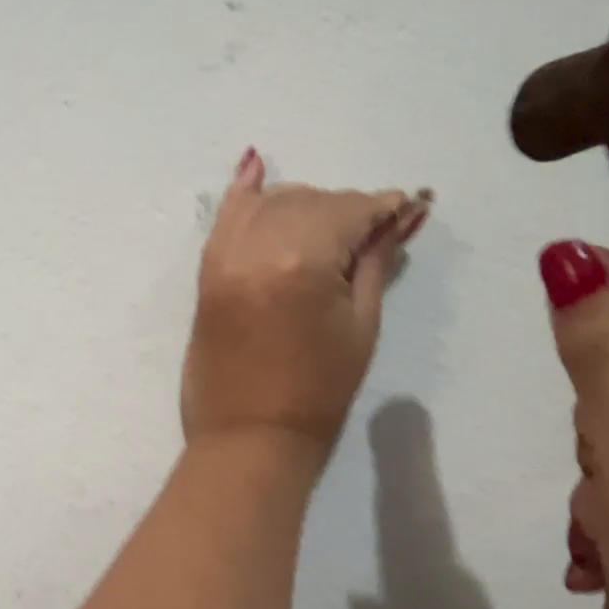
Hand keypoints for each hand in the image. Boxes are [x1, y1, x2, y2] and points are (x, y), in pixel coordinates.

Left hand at [183, 148, 429, 447]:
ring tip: (324, 228)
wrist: (248, 439)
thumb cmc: (317, 393)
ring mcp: (224, 261)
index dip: (380, 209)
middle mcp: (256, 248)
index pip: (349, 210)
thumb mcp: (360, 325)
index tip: (403, 210)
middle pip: (307, 202)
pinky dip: (241, 197)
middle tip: (366, 232)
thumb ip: (373, 262)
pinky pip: (223, 223)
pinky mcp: (206, 278)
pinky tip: (254, 169)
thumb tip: (394, 219)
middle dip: (341, 210)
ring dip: (300, 205)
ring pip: (268, 205)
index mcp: (302, 260)